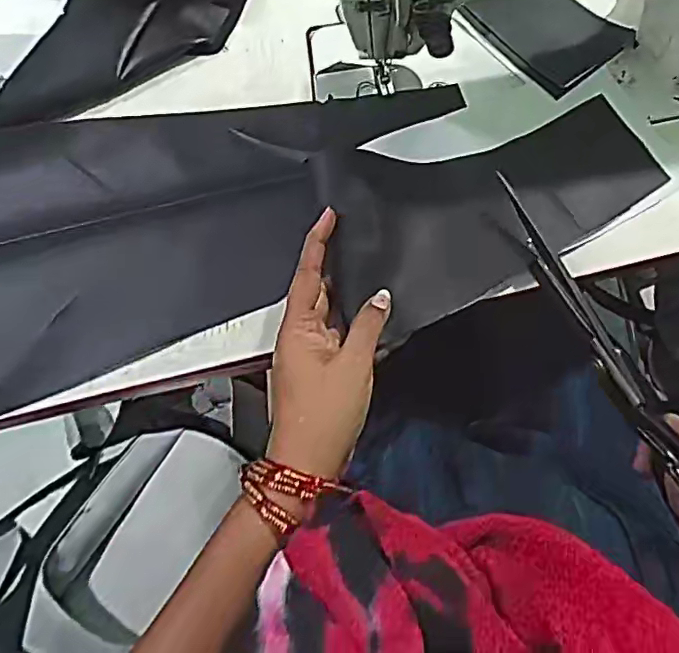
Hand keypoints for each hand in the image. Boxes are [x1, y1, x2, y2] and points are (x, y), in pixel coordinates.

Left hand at [265, 208, 390, 480]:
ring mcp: (307, 350)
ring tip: (364, 265)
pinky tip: (369, 310)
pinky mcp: (318, 365)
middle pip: (316, 288)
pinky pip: (335, 330)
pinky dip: (350, 317)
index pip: (307, 273)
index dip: (317, 242)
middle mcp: (299, 333)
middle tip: (352, 234)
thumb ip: (369, 325)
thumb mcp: (354, 365)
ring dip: (344, 290)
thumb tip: (380, 297)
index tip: (327, 216)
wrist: (306, 463)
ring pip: (327, 309)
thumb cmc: (324, 414)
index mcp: (298, 327)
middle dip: (332, 262)